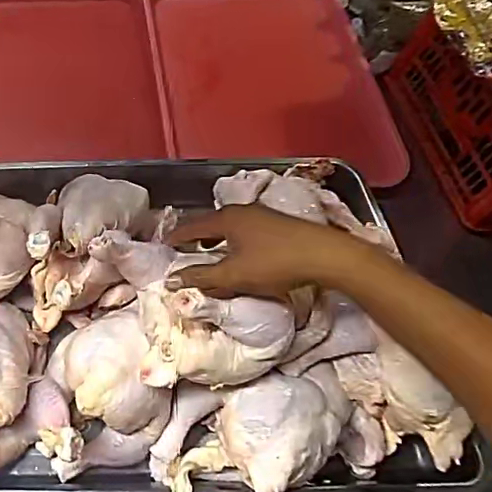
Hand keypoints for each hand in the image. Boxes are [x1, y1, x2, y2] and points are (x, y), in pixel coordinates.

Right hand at [165, 204, 390, 297]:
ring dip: (216, 238)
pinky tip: (240, 252)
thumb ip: (202, 277)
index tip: (164, 245)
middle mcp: (241, 211)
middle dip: (196, 236)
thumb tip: (172, 280)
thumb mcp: (234, 275)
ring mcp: (262, 215)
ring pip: (230, 226)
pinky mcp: (278, 224)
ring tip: (209, 250)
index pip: (192, 226)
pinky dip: (233, 239)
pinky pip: (245, 230)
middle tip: (184, 248)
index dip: (177, 237)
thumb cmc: (275, 264)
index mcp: (226, 219)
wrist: (327, 256)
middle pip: (210, 223)